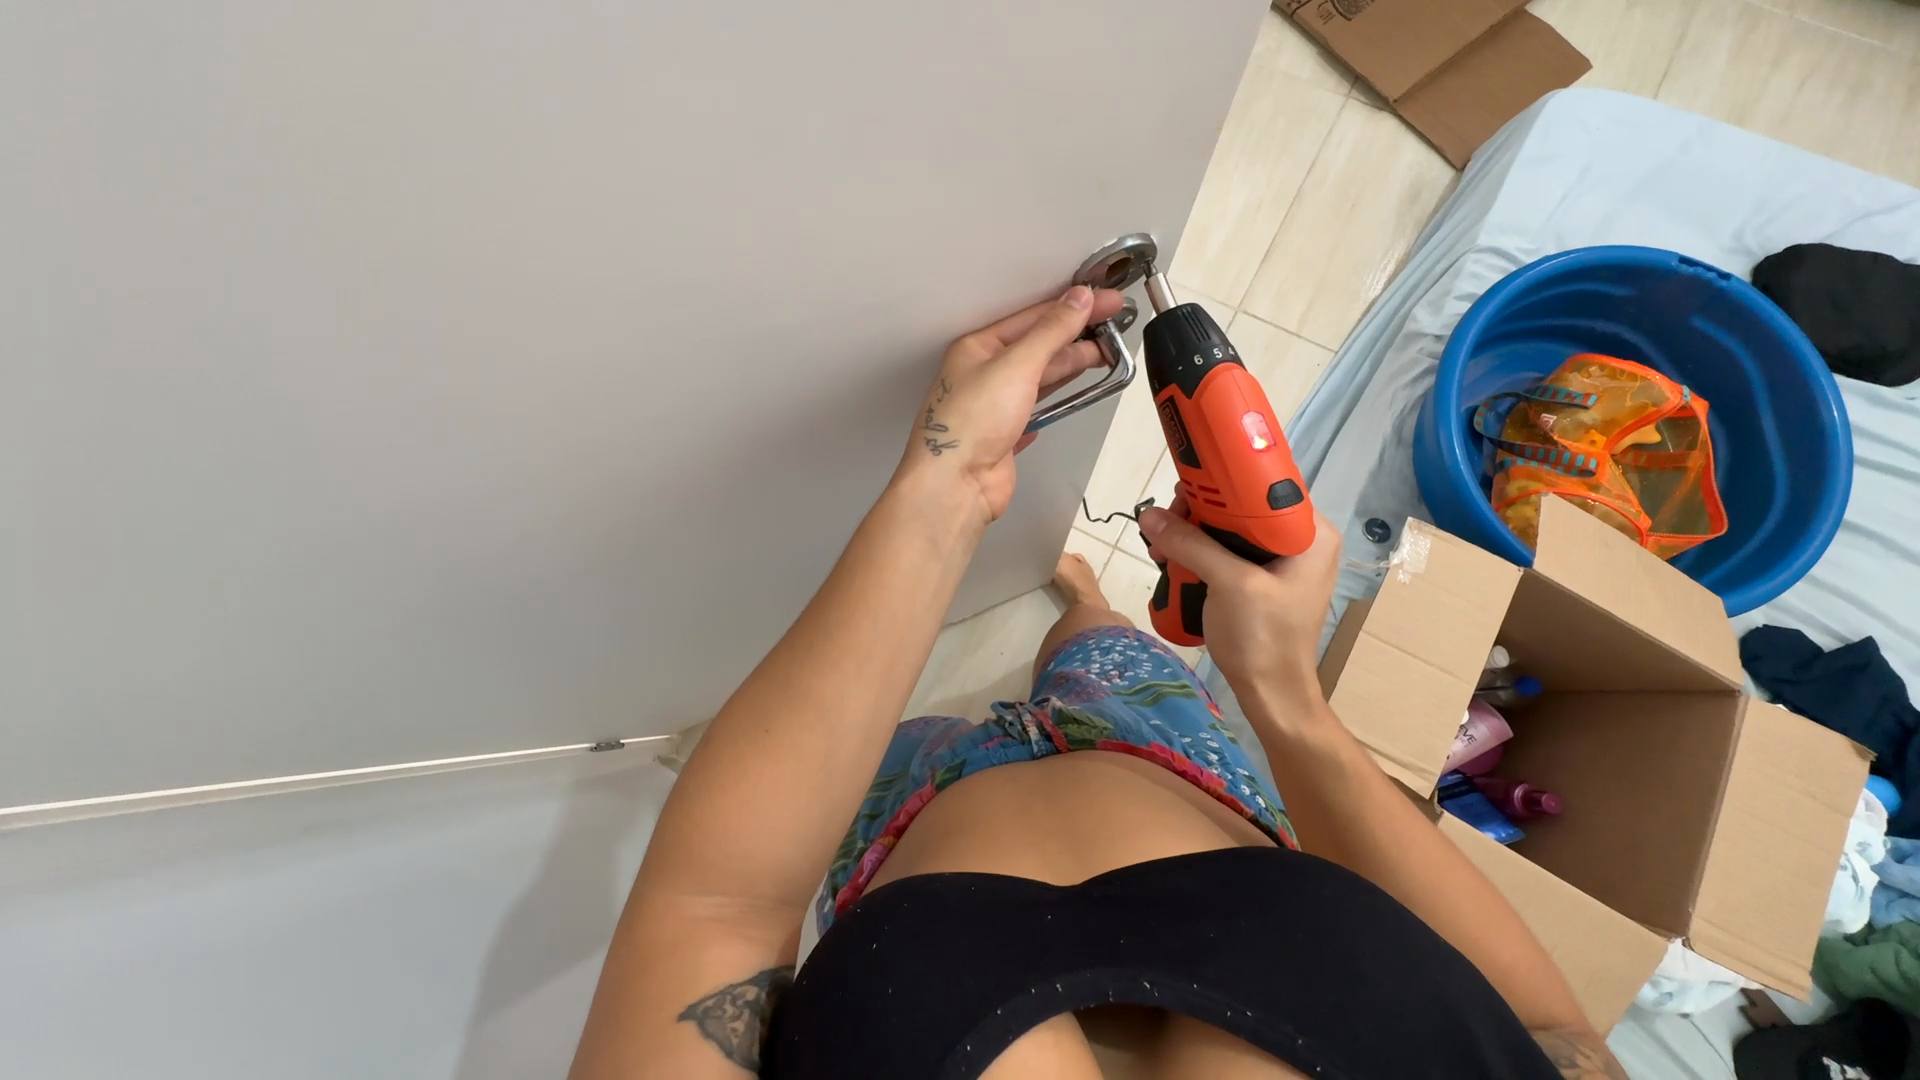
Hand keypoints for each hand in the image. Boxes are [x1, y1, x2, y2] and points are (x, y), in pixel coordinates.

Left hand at [896, 285, 1126, 525]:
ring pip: (1038, 378)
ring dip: (1070, 366)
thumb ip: (1051, 332)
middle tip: (1115, 330)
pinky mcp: (1004, 436)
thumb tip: (1079, 299)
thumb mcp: (1016, 365)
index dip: (1072, 308)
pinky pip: (1034, 411)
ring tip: (1106, 355)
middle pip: (1038, 347)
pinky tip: (1071, 396)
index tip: (1107, 303)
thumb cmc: (971, 423)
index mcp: (977, 348)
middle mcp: (983, 374)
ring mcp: (994, 407)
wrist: (955, 485)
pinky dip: (1054, 402)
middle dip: (1076, 336)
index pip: (1033, 317)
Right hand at [1139, 500, 1341, 710]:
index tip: (1185, 491)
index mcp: (1309, 533)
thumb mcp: (1229, 584)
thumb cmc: (1263, 638)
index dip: (1222, 483)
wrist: (1271, 695)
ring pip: (1226, 529)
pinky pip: (1223, 552)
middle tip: (1167, 525)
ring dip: (1191, 536)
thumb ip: (1191, 544)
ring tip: (1162, 550)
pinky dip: (1197, 555)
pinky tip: (1173, 564)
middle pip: (1239, 507)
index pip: (1263, 487)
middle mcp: (1297, 539)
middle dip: (1198, 514)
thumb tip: (1149, 515)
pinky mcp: (1258, 580)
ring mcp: (1277, 561)